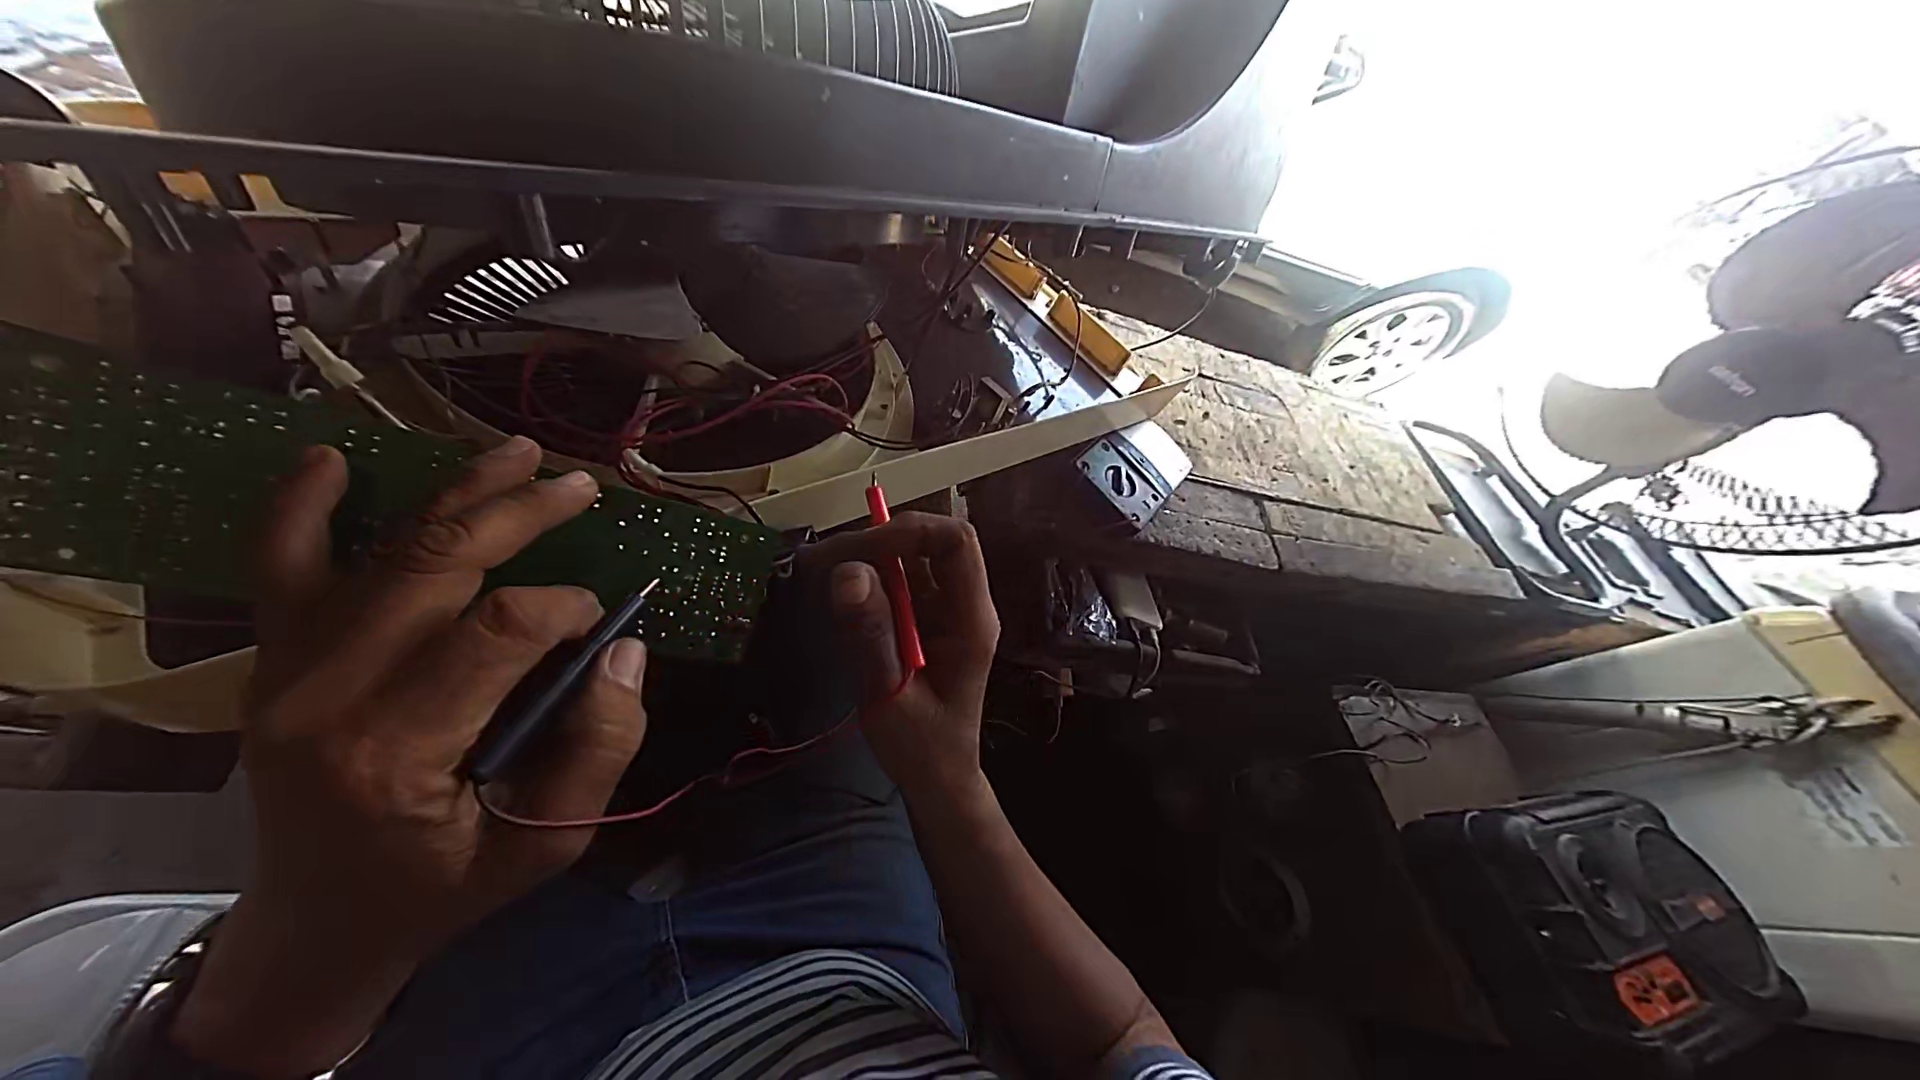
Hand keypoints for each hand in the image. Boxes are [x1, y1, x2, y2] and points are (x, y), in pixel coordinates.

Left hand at [173, 437, 648, 1077]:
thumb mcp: (552, 842)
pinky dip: (300, 507)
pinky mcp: (272, 663)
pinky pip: (275, 568)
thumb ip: (602, 748)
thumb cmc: (447, 884)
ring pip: (381, 551)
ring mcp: (287, 672)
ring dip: (457, 492)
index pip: (501, 629)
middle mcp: (329, 697)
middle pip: (437, 565)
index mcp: (403, 749)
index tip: (601, 627)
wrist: (320, 923)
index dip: (568, 608)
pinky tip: (331, 461)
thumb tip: (625, 649)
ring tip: (520, 453)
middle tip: (583, 488)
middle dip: (522, 513)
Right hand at [806, 513, 999, 803]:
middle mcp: (963, 605)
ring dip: (867, 558)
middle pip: (931, 542)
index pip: (957, 543)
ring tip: (820, 572)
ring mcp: (945, 610)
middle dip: (878, 542)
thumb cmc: (924, 748)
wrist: (938, 777)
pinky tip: (838, 595)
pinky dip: (867, 581)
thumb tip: (847, 573)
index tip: (860, 551)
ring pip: (911, 559)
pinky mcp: (925, 618)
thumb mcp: (891, 695)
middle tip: (823, 560)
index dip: (911, 532)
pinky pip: (898, 583)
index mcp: (972, 620)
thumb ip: (872, 635)